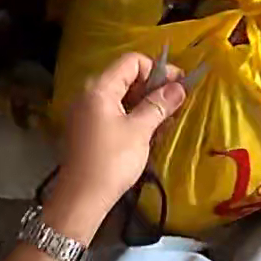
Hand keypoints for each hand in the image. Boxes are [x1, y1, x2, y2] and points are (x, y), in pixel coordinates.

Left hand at [47, 51, 185, 239]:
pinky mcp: (86, 128)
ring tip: (166, 117)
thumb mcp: (139, 131)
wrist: (81, 198)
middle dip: (153, 86)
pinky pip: (112, 110)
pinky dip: (131, 114)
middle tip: (176, 101)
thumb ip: (159, 105)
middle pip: (125, 76)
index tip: (179, 84)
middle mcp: (88, 93)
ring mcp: (85, 111)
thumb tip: (178, 88)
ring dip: (144, 101)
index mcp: (99, 88)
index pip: (131, 61)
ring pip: (120, 95)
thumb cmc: (111, 161)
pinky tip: (148, 128)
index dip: (157, 69)